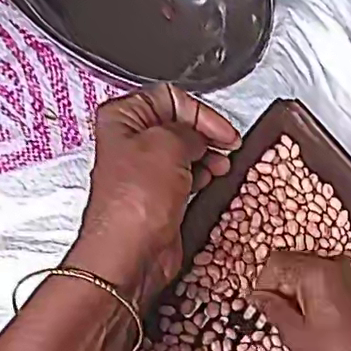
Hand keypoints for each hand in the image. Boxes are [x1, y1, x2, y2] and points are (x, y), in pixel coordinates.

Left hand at [64, 85, 239, 304]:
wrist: (132, 251)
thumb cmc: (136, 201)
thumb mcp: (168, 145)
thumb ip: (190, 131)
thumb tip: (203, 136)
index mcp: (123, 118)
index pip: (169, 99)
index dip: (200, 113)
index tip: (224, 131)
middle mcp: (133, 144)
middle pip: (179, 126)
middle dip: (206, 135)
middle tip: (227, 147)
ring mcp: (148, 174)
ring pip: (186, 154)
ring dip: (208, 158)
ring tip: (222, 166)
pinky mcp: (162, 199)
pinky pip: (188, 180)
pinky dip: (203, 179)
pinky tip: (213, 182)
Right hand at [249, 252, 350, 350]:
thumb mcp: (295, 335)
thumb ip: (273, 310)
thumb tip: (261, 298)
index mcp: (317, 272)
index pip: (277, 263)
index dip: (264, 285)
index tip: (263, 304)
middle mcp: (338, 265)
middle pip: (297, 264)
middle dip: (284, 288)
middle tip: (282, 316)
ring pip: (316, 272)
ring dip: (303, 291)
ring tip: (305, 322)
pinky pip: (335, 282)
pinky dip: (324, 294)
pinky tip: (324, 320)